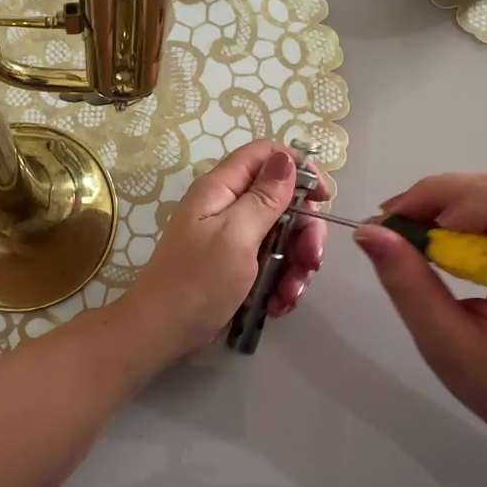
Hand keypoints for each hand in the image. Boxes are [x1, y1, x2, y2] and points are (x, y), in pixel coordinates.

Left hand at [115, 140, 330, 360]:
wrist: (162, 331)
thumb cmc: (197, 281)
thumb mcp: (236, 235)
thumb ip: (264, 198)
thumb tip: (285, 158)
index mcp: (220, 189)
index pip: (264, 155)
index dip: (298, 168)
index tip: (324, 197)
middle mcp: (226, 207)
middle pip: (281, 200)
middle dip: (304, 231)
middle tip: (310, 261)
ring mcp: (231, 237)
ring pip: (282, 235)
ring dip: (295, 264)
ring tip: (290, 294)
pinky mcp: (236, 265)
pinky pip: (271, 262)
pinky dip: (281, 282)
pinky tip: (278, 304)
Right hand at [354, 173, 486, 454]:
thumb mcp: (445, 346)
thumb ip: (409, 286)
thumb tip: (369, 232)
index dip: (485, 200)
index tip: (429, 221)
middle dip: (453, 196)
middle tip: (395, 217)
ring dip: (459, 199)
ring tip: (412, 223)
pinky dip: (475, 210)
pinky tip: (445, 232)